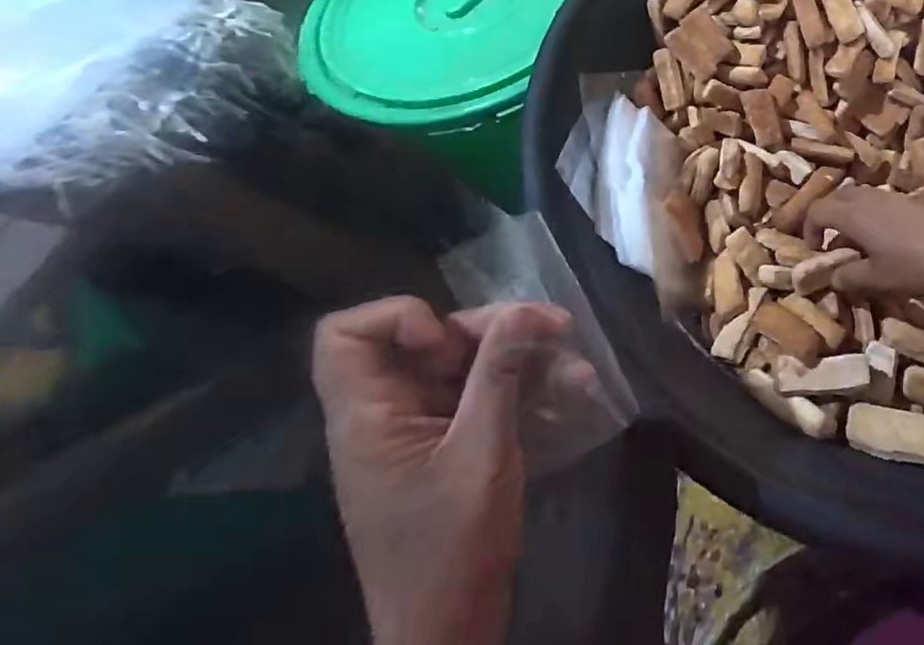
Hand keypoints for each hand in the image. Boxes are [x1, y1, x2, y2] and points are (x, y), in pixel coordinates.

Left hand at [313, 297, 590, 644]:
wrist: (451, 629)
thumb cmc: (452, 547)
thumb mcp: (483, 453)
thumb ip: (499, 376)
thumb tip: (522, 311)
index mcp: (369, 417)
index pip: (347, 336)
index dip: (397, 318)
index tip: (447, 341)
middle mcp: (390, 412)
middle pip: (431, 339)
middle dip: (495, 328)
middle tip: (554, 328)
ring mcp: (424, 427)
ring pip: (469, 362)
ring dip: (526, 356)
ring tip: (577, 367)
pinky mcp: (454, 441)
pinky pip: (489, 393)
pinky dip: (529, 387)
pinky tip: (574, 391)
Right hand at [804, 185, 923, 301]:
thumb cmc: (912, 265)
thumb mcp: (875, 279)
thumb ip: (847, 277)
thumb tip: (833, 277)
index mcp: (851, 213)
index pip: (817, 210)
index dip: (808, 229)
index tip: (813, 251)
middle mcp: (867, 197)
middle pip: (836, 197)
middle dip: (827, 218)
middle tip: (830, 244)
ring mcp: (890, 196)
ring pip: (858, 198)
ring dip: (849, 217)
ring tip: (858, 245)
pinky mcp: (908, 201)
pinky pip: (877, 202)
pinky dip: (869, 216)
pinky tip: (884, 241)